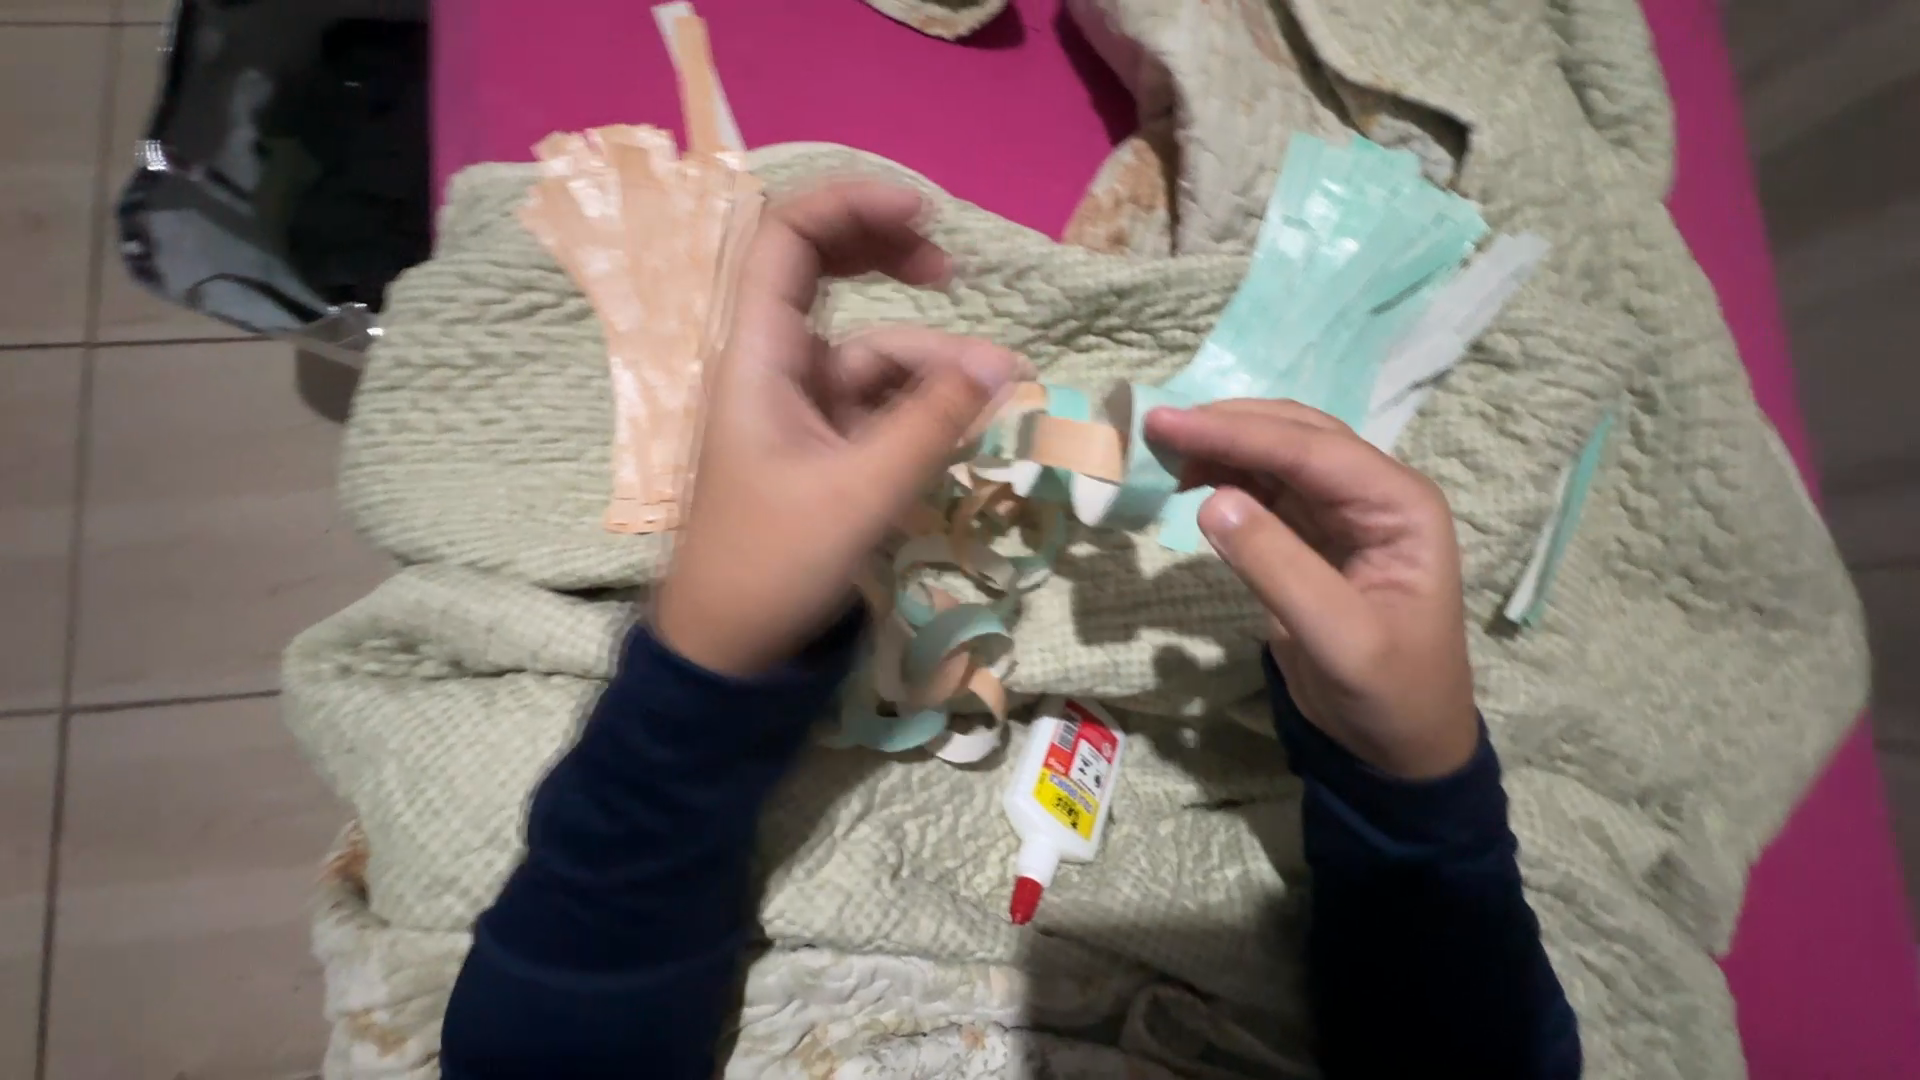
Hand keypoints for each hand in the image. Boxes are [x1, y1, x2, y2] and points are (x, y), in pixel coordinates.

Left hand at [655, 181, 1023, 675]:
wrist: (733, 644)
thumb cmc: (775, 564)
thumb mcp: (863, 491)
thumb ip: (934, 423)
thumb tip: (1005, 368)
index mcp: (756, 355)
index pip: (785, 239)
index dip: (851, 207)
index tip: (925, 214)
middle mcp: (773, 364)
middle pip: (821, 273)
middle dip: (889, 259)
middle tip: (951, 270)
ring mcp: (800, 404)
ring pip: (870, 350)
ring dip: (931, 360)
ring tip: (1002, 388)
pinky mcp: (824, 442)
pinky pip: (880, 401)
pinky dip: (923, 403)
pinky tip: (966, 420)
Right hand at [1145, 401, 1478, 777]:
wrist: (1398, 739)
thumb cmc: (1386, 692)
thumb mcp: (1337, 640)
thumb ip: (1277, 567)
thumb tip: (1211, 500)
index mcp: (1399, 506)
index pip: (1310, 451)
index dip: (1235, 433)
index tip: (1166, 424)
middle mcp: (1372, 493)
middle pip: (1295, 435)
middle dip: (1226, 425)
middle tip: (1156, 426)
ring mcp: (1339, 511)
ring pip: (1274, 455)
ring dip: (1220, 445)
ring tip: (1162, 450)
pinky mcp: (1308, 532)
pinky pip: (1261, 488)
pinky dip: (1221, 476)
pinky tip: (1188, 479)